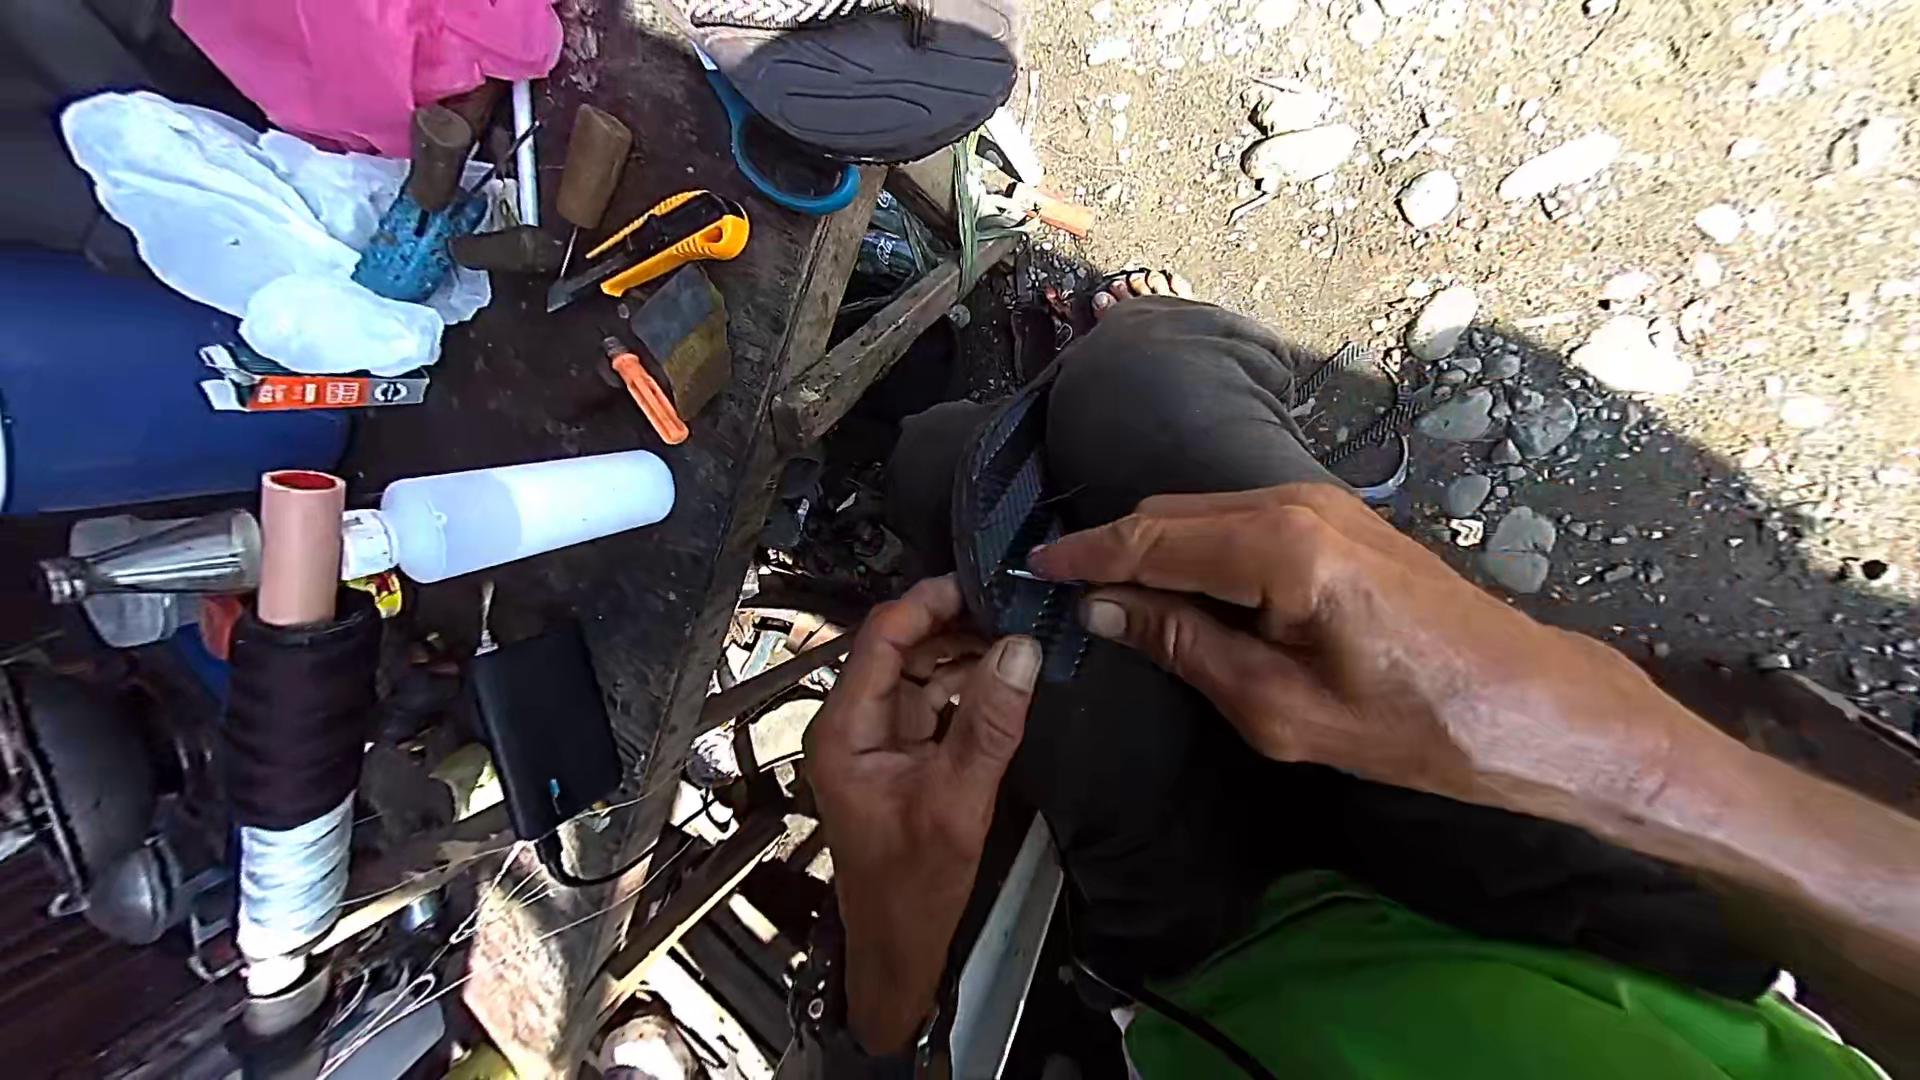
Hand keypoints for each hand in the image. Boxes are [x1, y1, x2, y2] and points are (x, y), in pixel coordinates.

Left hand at [804, 576, 1040, 1055]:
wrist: (900, 944)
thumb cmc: (911, 887)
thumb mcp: (958, 802)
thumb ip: (990, 724)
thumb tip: (1020, 651)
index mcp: (846, 727)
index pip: (879, 638)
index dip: (925, 604)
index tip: (973, 586)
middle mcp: (854, 719)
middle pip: (899, 645)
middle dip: (950, 622)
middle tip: (1005, 607)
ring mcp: (878, 730)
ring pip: (918, 665)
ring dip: (961, 647)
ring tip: (1010, 632)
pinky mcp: (901, 743)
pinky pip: (932, 693)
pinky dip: (964, 678)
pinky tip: (998, 672)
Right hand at [1028, 484, 1706, 816]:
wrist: (1537, 707)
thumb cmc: (1410, 725)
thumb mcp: (1277, 708)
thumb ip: (1181, 644)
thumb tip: (1101, 609)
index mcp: (1278, 550)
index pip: (1149, 541)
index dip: (1085, 554)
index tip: (1036, 565)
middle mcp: (1289, 504)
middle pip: (1165, 514)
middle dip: (1109, 549)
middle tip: (1067, 589)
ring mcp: (1313, 500)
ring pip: (1192, 511)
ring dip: (1144, 546)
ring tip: (1107, 590)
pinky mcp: (1326, 514)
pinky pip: (1225, 517)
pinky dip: (1183, 544)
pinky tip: (1169, 578)